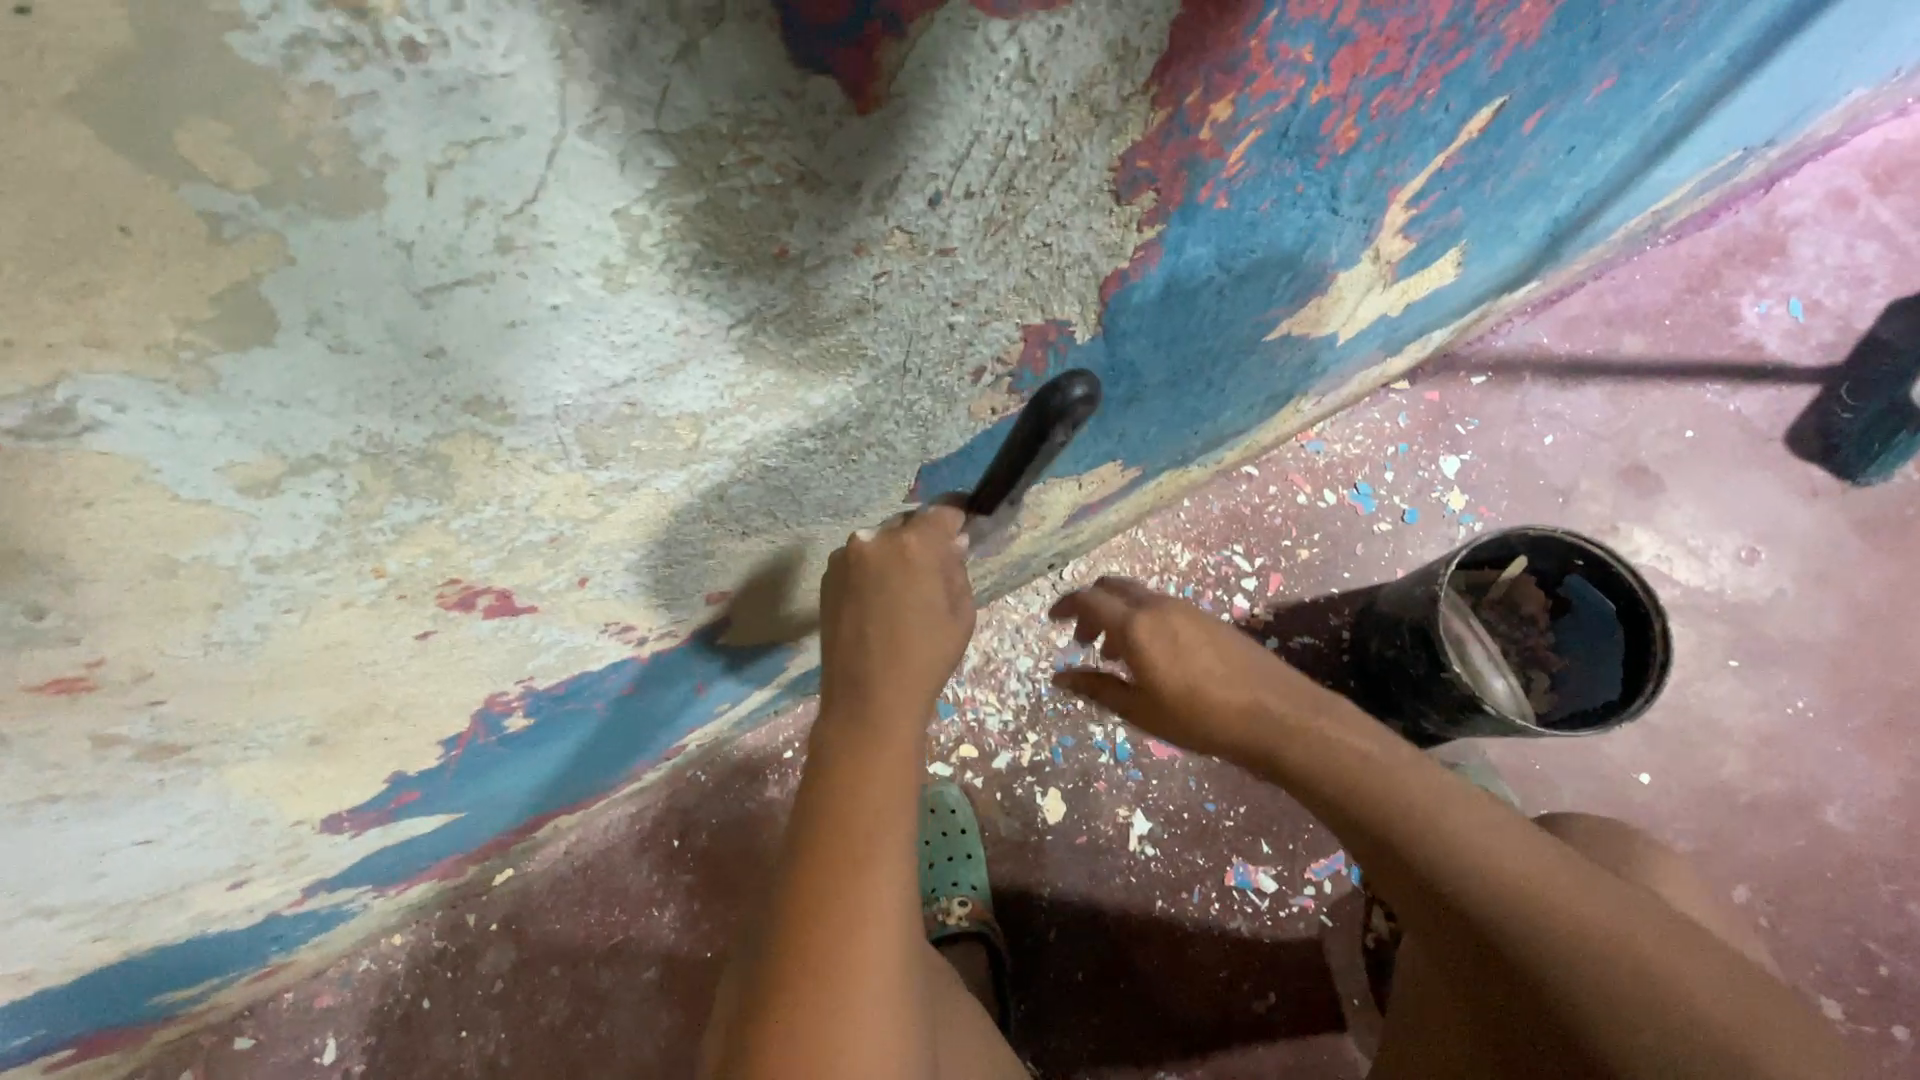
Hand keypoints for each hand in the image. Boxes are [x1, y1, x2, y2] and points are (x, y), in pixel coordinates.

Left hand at [818, 505, 975, 715]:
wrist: (868, 699)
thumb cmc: (926, 658)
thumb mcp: (961, 613)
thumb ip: (956, 568)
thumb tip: (951, 544)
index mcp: (914, 544)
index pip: (943, 511)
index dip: (958, 516)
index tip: (966, 526)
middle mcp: (875, 539)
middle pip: (908, 524)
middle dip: (925, 538)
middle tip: (937, 566)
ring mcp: (845, 557)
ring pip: (881, 542)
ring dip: (896, 554)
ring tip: (905, 590)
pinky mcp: (827, 577)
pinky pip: (860, 561)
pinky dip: (874, 570)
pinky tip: (880, 602)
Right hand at [1048, 576, 1344, 762]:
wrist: (1274, 713)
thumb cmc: (1198, 718)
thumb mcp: (1139, 710)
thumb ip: (1096, 688)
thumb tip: (1059, 678)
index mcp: (1135, 625)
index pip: (1088, 600)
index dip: (1065, 606)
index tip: (1053, 622)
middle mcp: (1158, 606)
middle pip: (1113, 588)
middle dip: (1090, 607)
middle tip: (1082, 640)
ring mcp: (1186, 608)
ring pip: (1139, 597)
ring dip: (1118, 615)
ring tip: (1115, 655)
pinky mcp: (1208, 618)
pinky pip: (1162, 607)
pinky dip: (1142, 620)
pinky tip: (1152, 657)